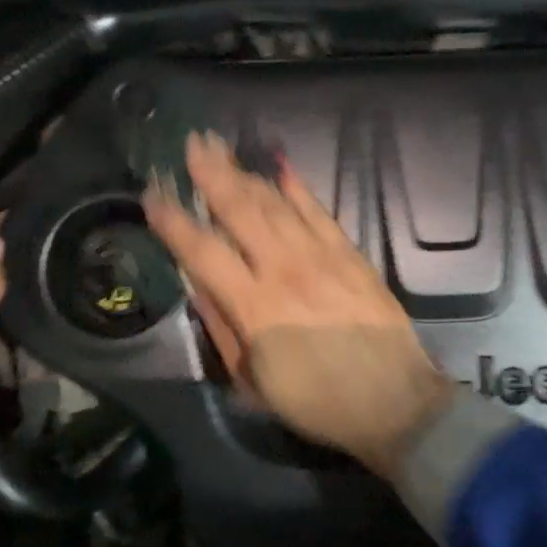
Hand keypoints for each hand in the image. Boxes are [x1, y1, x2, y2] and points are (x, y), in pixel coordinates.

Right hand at [143, 132, 453, 475]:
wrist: (393, 402)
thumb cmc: (316, 402)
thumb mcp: (252, 380)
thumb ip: (222, 329)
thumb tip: (199, 288)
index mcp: (254, 306)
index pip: (202, 251)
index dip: (174, 222)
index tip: (153, 195)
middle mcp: (284, 269)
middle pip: (240, 210)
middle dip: (212, 174)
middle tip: (193, 144)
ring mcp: (321, 256)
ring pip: (276, 204)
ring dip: (246, 174)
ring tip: (223, 149)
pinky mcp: (350, 254)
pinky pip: (318, 212)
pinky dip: (297, 188)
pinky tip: (279, 169)